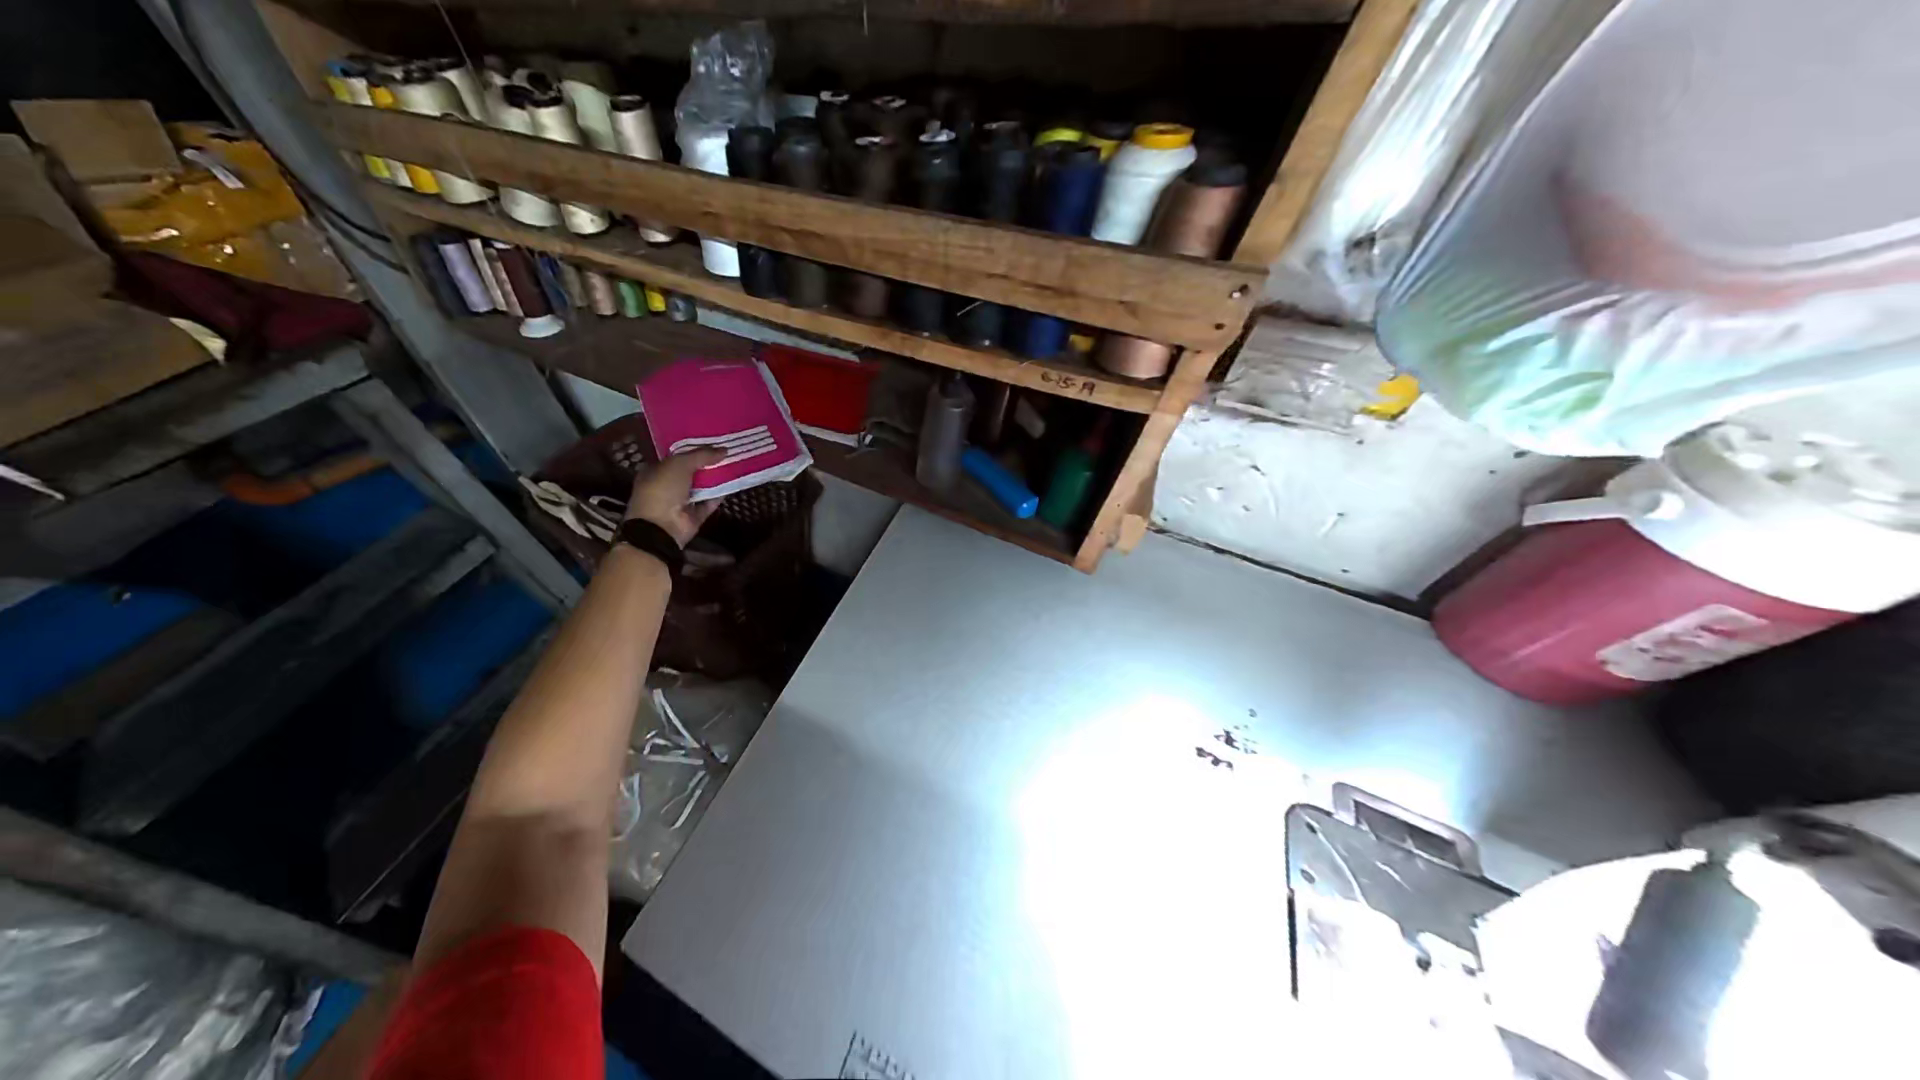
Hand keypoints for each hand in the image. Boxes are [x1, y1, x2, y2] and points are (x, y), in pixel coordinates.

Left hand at [625, 448, 725, 546]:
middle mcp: (666, 486)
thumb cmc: (662, 489)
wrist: (661, 526)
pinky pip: (709, 502)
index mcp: (655, 471)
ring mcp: (680, 502)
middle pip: (690, 471)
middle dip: (706, 463)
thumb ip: (701, 455)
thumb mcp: (679, 464)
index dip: (692, 448)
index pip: (675, 456)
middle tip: (726, 451)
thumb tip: (724, 450)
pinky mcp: (694, 516)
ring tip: (734, 464)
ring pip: (701, 486)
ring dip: (715, 478)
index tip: (710, 441)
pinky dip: (719, 495)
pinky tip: (733, 483)